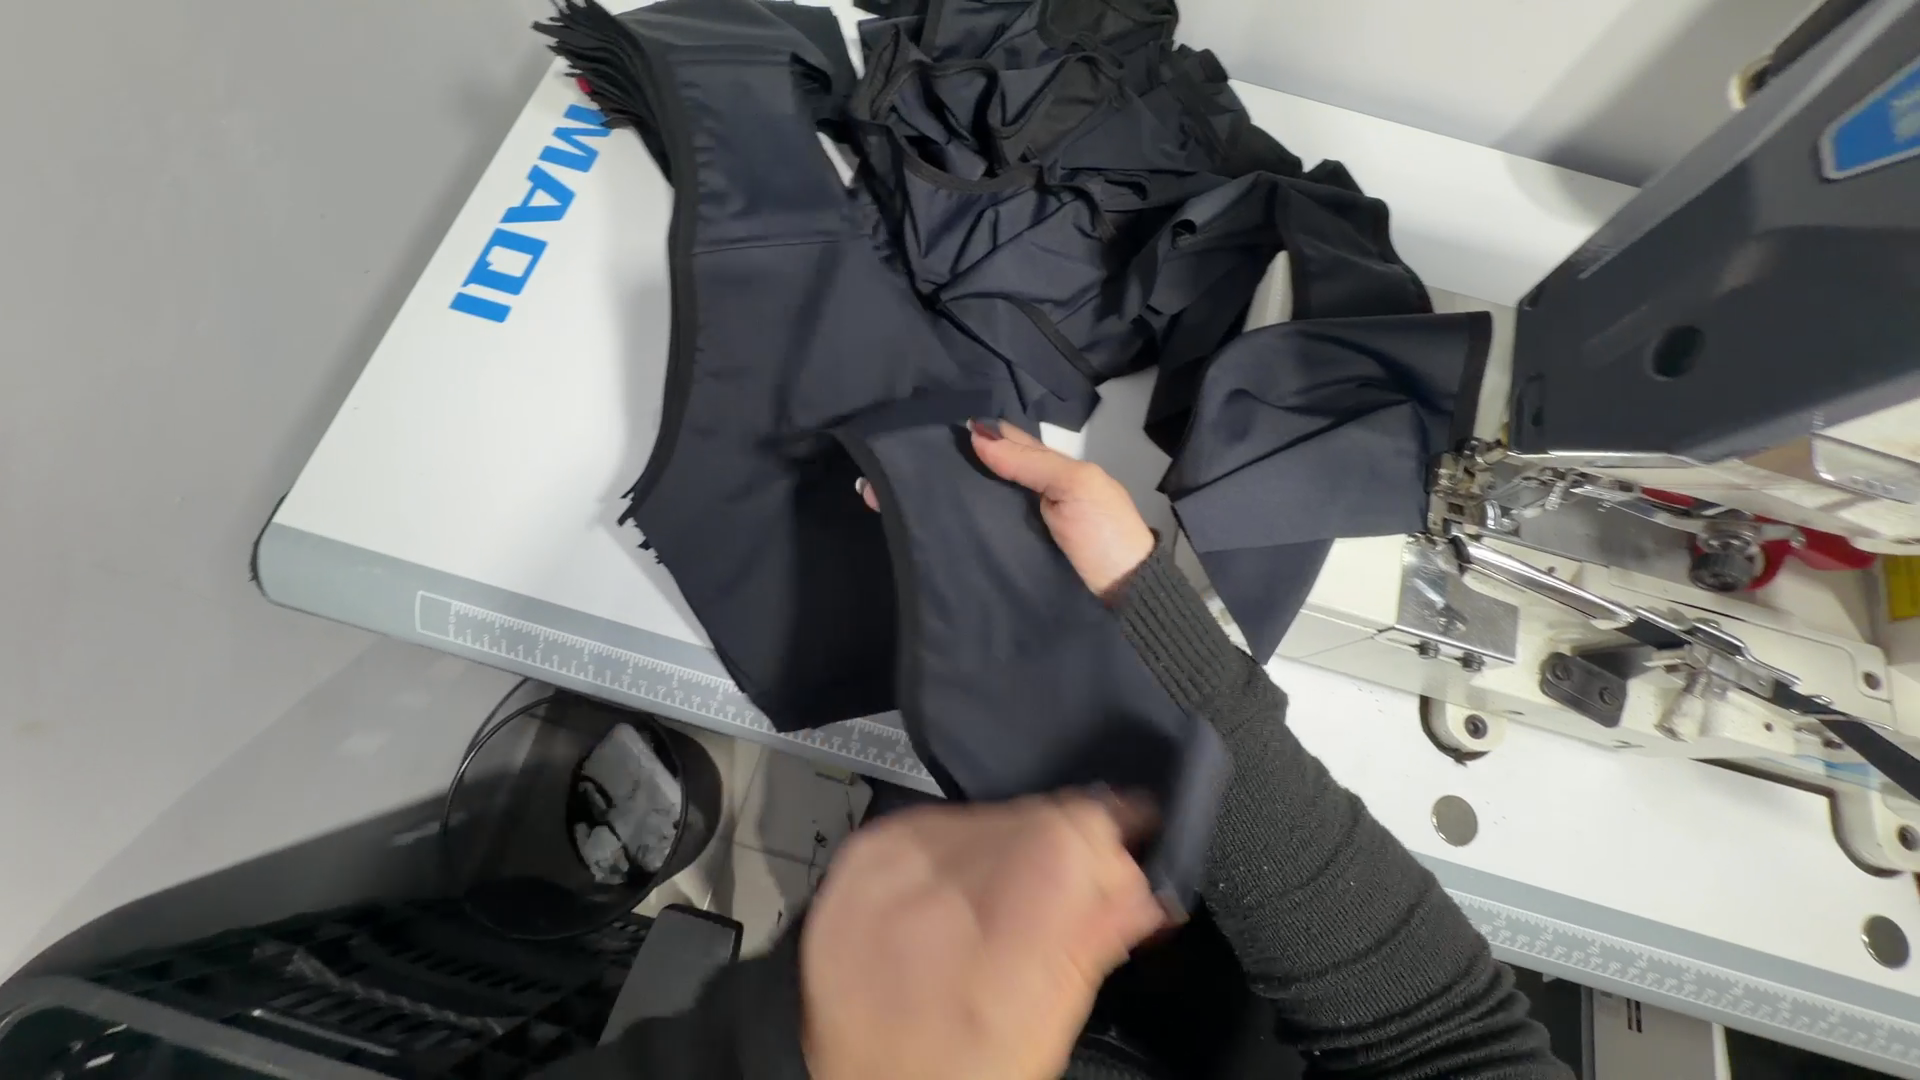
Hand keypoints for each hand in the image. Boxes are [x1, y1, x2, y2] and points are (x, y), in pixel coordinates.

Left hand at [800, 793, 1168, 1079]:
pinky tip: (963, 893)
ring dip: (1014, 845)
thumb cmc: (954, 1071)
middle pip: (1033, 814)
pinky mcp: (866, 850)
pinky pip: (945, 821)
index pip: (1074, 826)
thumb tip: (1145, 884)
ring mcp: (892, 860)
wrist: (851, 1075)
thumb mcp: (1042, 1027)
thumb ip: (1094, 939)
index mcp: (994, 938)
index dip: (1112, 829)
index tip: (1132, 837)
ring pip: (992, 812)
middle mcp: (935, 883)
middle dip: (1065, 844)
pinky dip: (966, 848)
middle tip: (1071, 888)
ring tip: (1004, 904)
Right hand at [856, 418, 1155, 598]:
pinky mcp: (1006, 563)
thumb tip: (975, 433)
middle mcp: (1025, 498)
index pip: (1001, 444)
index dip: (969, 435)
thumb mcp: (1076, 485)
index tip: (922, 429)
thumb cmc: (1105, 534)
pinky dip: (948, 534)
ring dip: (935, 502)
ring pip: (971, 509)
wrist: (1124, 602)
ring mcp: (1014, 532)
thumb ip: (1029, 461)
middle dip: (941, 470)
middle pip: (979, 477)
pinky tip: (913, 529)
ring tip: (884, 495)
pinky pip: (974, 541)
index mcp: (1046, 471)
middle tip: (889, 466)